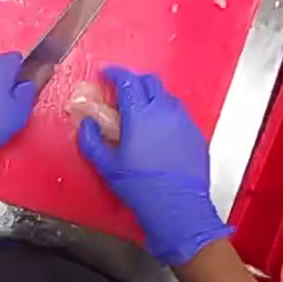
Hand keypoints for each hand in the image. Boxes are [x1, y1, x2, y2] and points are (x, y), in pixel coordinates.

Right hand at [77, 67, 232, 265]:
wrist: (178, 207)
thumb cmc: (139, 187)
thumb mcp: (106, 166)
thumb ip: (91, 141)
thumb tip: (87, 124)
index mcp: (140, 115)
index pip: (128, 81)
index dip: (115, 73)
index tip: (106, 74)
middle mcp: (165, 111)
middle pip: (150, 82)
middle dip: (133, 81)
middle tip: (120, 91)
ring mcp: (184, 121)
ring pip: (166, 96)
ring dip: (150, 96)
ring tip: (138, 111)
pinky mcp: (195, 134)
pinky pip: (178, 113)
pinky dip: (164, 112)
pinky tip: (156, 130)